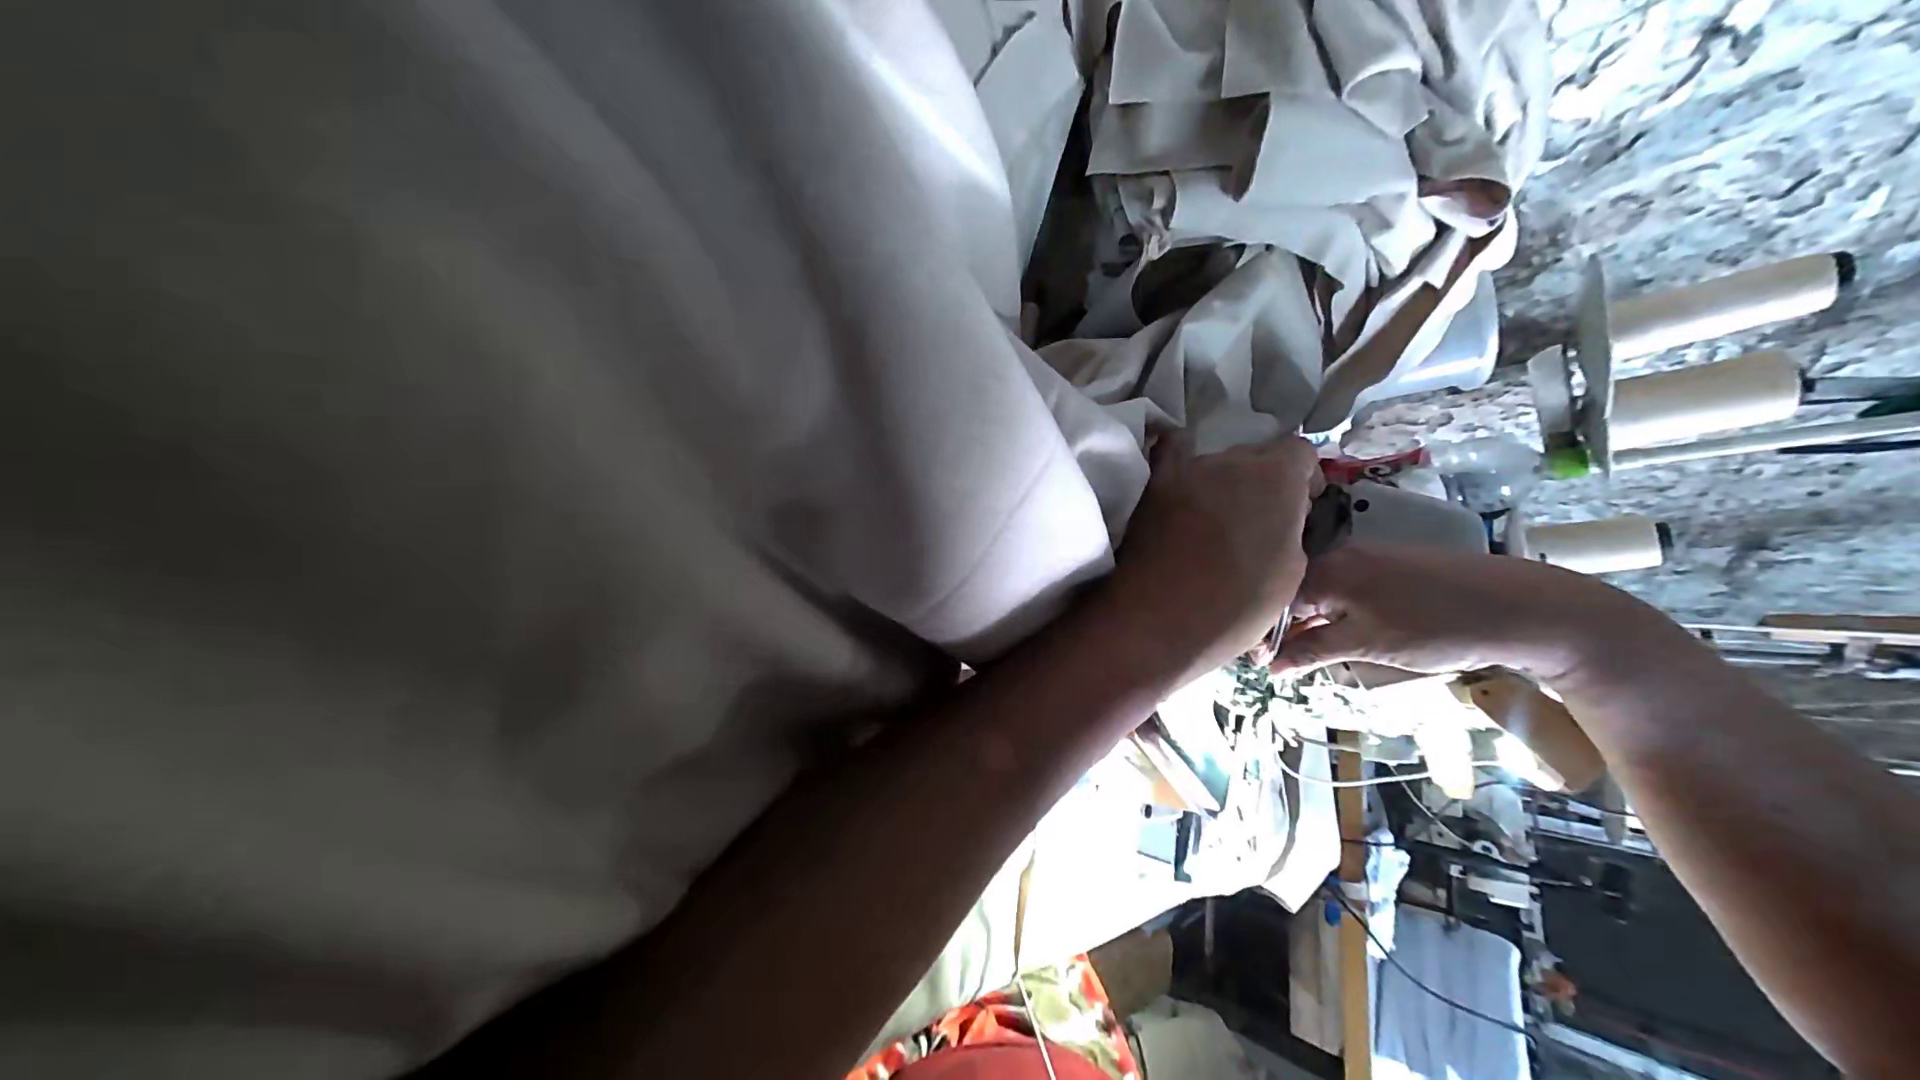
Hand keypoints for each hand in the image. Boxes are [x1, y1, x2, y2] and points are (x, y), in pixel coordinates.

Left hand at [1096, 435, 1321, 687]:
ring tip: (1215, 521)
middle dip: (1262, 482)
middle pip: (1254, 457)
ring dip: (1222, 484)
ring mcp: (1185, 469)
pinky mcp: (1152, 485)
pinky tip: (1181, 489)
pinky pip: (1169, 459)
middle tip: (1257, 521)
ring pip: (1214, 464)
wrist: (1159, 618)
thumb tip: (1279, 517)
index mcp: (1274, 477)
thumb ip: (1289, 526)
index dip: (1304, 478)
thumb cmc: (1235, 604)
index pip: (1298, 453)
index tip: (1301, 505)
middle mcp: (1229, 461)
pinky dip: (1180, 470)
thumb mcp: (1290, 570)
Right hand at [1270, 543, 1684, 686]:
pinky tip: (1344, 634)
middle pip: (1294, 591)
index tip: (1255, 662)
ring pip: (1321, 591)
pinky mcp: (1392, 565)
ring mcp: (1368, 557)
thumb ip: (1313, 650)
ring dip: (1310, 621)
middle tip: (1280, 662)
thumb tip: (1271, 666)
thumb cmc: (1436, 628)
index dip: (1261, 632)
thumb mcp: (1367, 645)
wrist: (1524, 608)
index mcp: (1328, 569)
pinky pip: (1346, 588)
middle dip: (1283, 626)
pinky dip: (1337, 612)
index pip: (1273, 599)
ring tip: (1309, 653)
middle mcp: (1341, 555)